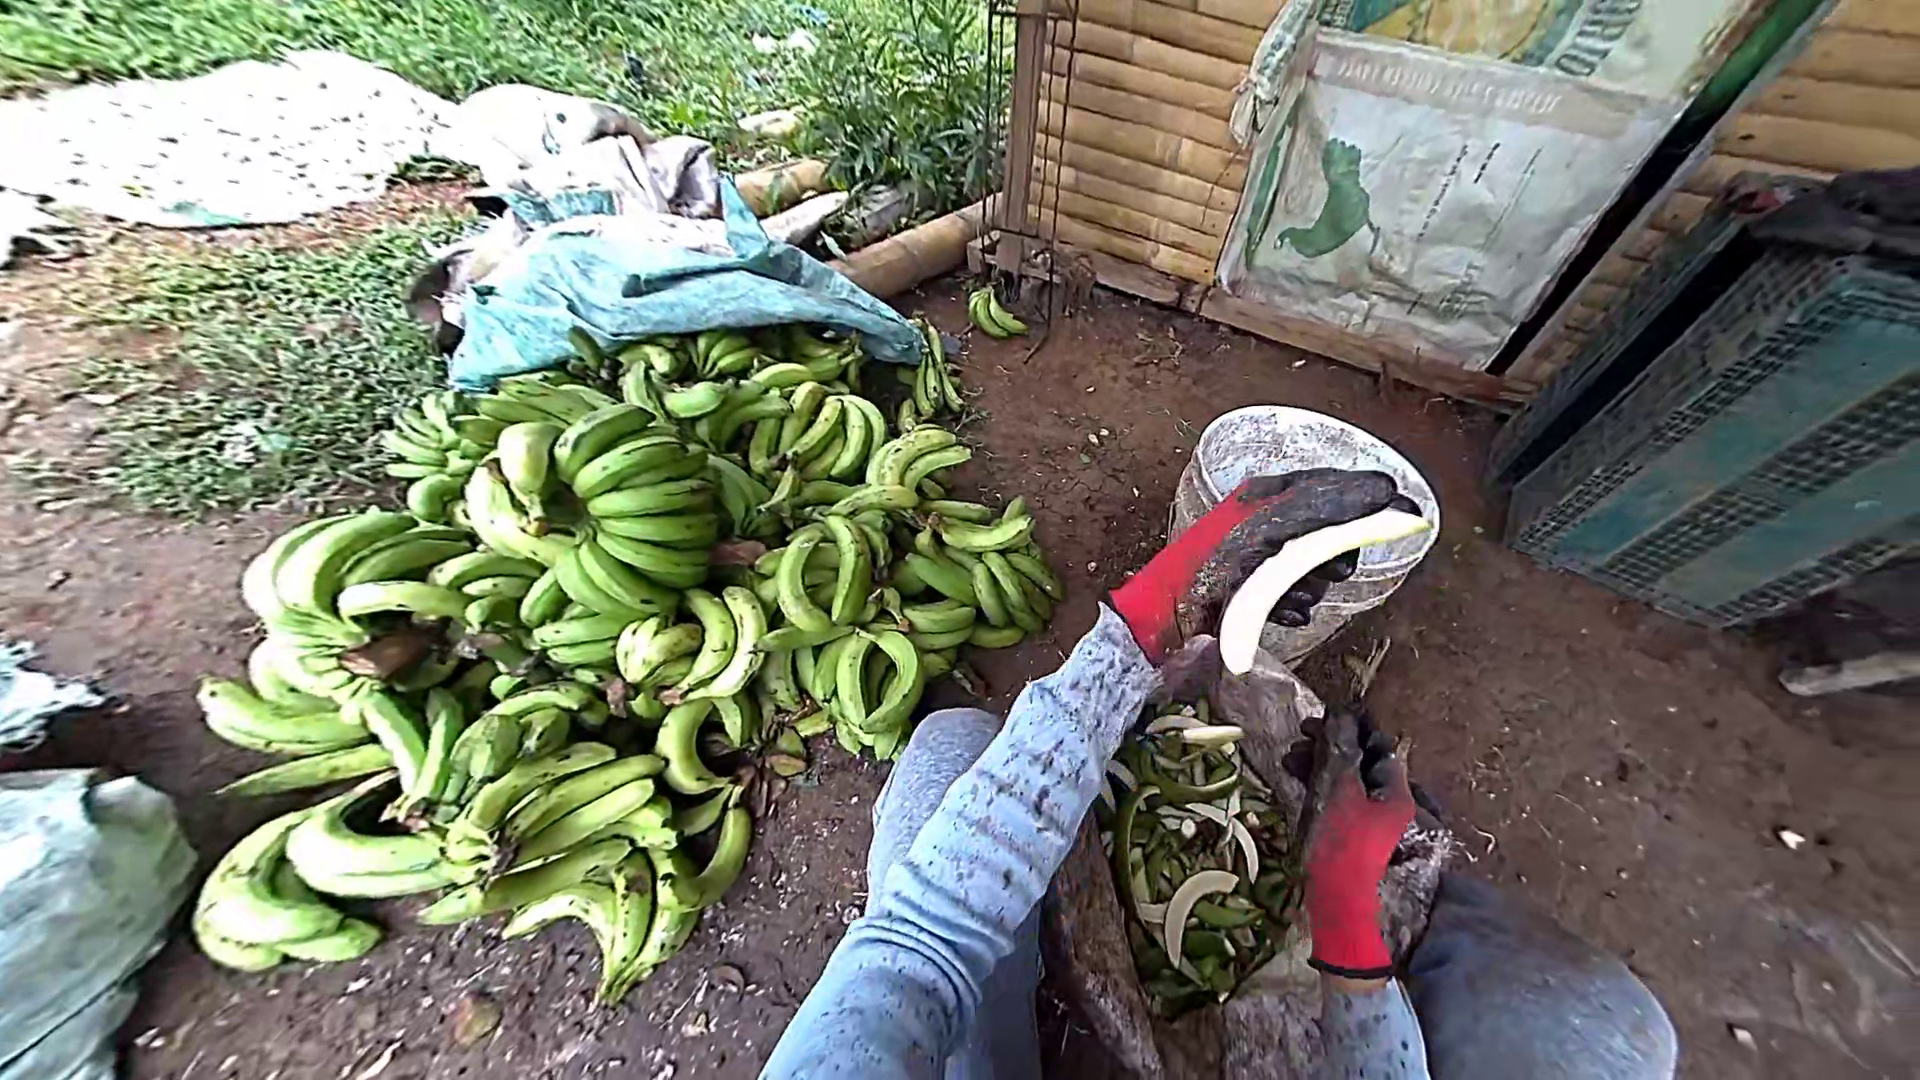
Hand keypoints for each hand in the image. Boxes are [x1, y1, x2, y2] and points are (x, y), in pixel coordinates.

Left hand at [1109, 468, 1401, 660]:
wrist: (1170, 609)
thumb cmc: (1213, 561)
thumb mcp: (1271, 526)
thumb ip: (1328, 506)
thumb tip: (1385, 488)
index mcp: (1266, 496)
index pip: (1330, 487)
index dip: (1366, 499)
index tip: (1401, 512)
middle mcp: (1266, 522)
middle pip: (1328, 534)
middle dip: (1330, 557)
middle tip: (1327, 570)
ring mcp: (1259, 558)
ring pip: (1313, 571)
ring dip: (1306, 588)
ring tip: (1286, 595)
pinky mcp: (1254, 591)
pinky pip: (1292, 597)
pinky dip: (1289, 607)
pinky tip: (1278, 612)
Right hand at [1302, 712, 1413, 977]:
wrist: (1338, 899)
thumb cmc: (1343, 840)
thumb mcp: (1340, 788)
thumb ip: (1341, 750)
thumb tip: (1342, 716)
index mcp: (1396, 794)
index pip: (1379, 748)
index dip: (1352, 728)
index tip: (1324, 716)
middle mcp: (1388, 805)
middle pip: (1360, 762)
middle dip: (1330, 744)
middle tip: (1302, 732)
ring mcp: (1369, 820)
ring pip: (1346, 778)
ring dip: (1319, 761)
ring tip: (1290, 756)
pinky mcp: (1350, 831)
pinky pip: (1337, 795)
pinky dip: (1317, 782)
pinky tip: (1295, 776)